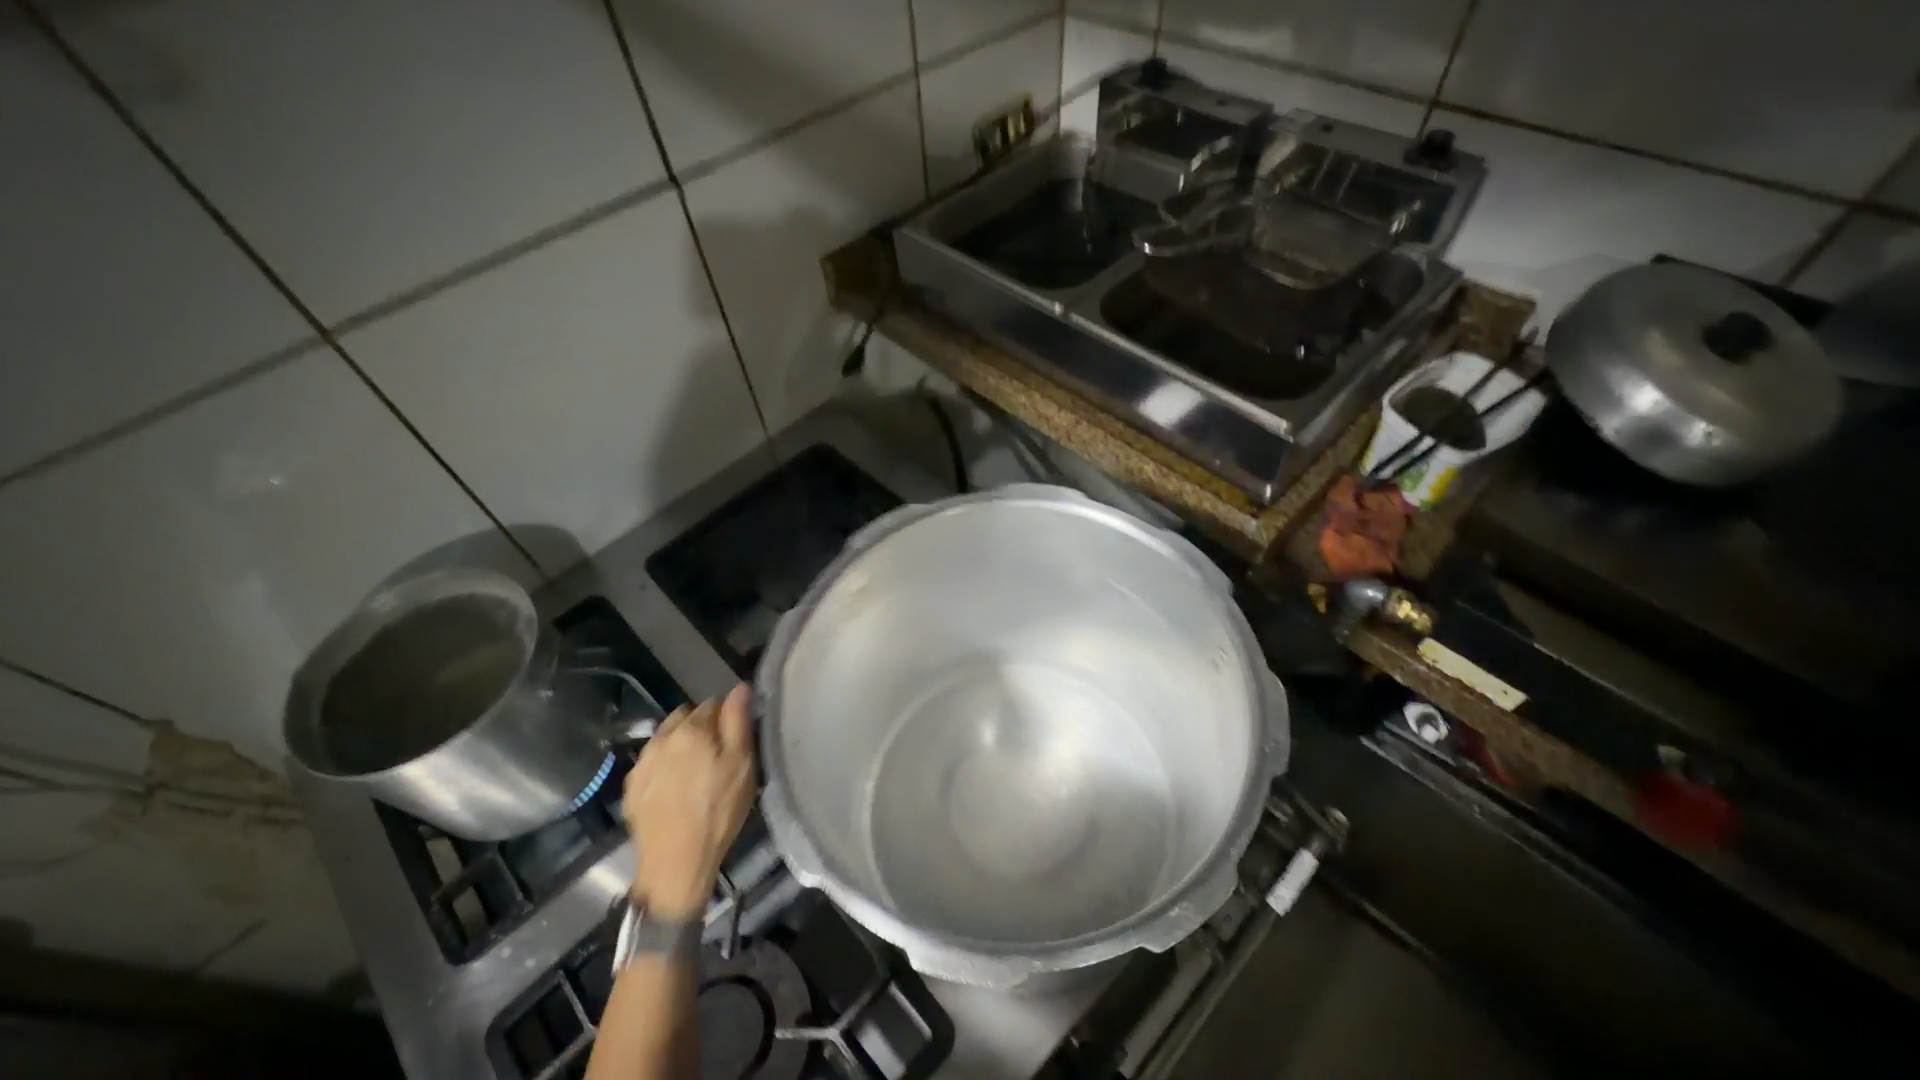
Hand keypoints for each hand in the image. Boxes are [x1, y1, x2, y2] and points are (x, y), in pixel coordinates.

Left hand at [622, 684, 756, 919]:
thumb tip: (739, 687)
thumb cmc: (718, 812)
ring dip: (680, 746)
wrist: (675, 863)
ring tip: (695, 774)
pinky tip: (675, 791)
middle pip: (684, 718)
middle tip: (716, 756)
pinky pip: (652, 764)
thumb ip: (738, 722)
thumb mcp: (742, 766)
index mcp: (691, 729)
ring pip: (665, 740)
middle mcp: (660, 738)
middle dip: (700, 728)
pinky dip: (664, 768)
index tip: (735, 739)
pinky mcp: (631, 787)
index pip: (712, 704)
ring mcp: (642, 763)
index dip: (727, 718)